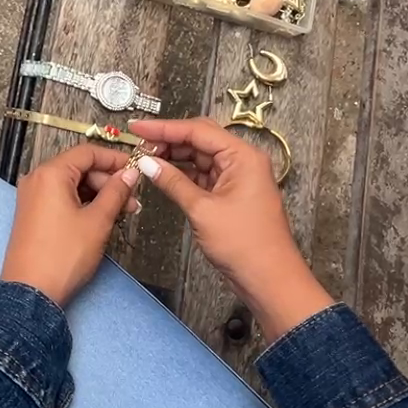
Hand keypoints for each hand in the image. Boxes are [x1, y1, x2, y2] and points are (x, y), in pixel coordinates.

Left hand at [1, 144, 140, 306]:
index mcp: (50, 173)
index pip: (87, 152)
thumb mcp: (97, 221)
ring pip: (72, 184)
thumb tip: (129, 174)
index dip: (115, 159)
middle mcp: (37, 179)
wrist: (31, 291)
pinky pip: (61, 197)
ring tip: (122, 211)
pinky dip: (83, 203)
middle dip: (108, 181)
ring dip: (98, 194)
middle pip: (79, 168)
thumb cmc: (63, 255)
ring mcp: (32, 197)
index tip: (136, 168)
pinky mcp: (33, 213)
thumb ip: (115, 192)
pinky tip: (102, 217)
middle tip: (132, 199)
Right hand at [128, 117, 333, 340]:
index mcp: (242, 156)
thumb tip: (146, 162)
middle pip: (200, 138)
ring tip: (145, 157)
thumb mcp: (202, 209)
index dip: (164, 127)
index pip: (197, 131)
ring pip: (199, 156)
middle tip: (138, 142)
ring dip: (174, 155)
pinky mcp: (230, 193)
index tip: (137, 126)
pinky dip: (182, 172)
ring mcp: (237, 177)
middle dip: (168, 139)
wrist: (270, 280)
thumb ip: (173, 181)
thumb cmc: (244, 244)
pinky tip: (162, 173)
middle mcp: (242, 160)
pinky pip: (202, 174)